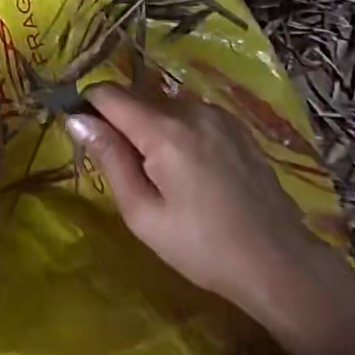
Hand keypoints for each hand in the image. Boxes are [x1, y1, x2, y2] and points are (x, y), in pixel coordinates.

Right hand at [68, 84, 354, 354]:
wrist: (279, 261)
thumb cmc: (202, 247)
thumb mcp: (143, 214)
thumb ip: (109, 158)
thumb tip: (75, 119)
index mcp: (164, 129)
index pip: (108, 92)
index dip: (87, 105)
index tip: (80, 130)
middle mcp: (190, 107)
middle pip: (136, 96)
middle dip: (119, 121)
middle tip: (124, 167)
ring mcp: (217, 112)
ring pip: (163, 105)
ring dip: (149, 126)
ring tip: (161, 174)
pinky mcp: (235, 123)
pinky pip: (190, 114)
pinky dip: (177, 130)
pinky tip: (190, 170)